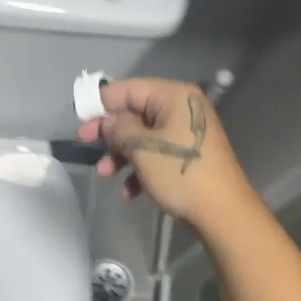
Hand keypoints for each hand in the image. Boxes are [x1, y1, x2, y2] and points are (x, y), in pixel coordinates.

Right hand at [76, 77, 254, 228]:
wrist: (221, 211)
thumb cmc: (181, 174)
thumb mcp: (143, 149)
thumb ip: (119, 130)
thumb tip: (107, 121)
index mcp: (174, 96)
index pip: (129, 89)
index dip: (102, 102)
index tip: (79, 118)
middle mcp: (181, 109)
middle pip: (135, 114)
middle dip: (110, 133)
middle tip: (84, 145)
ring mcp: (185, 135)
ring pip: (143, 138)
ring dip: (121, 156)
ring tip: (106, 175)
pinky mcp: (187, 158)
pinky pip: (156, 157)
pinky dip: (139, 171)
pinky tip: (129, 193)